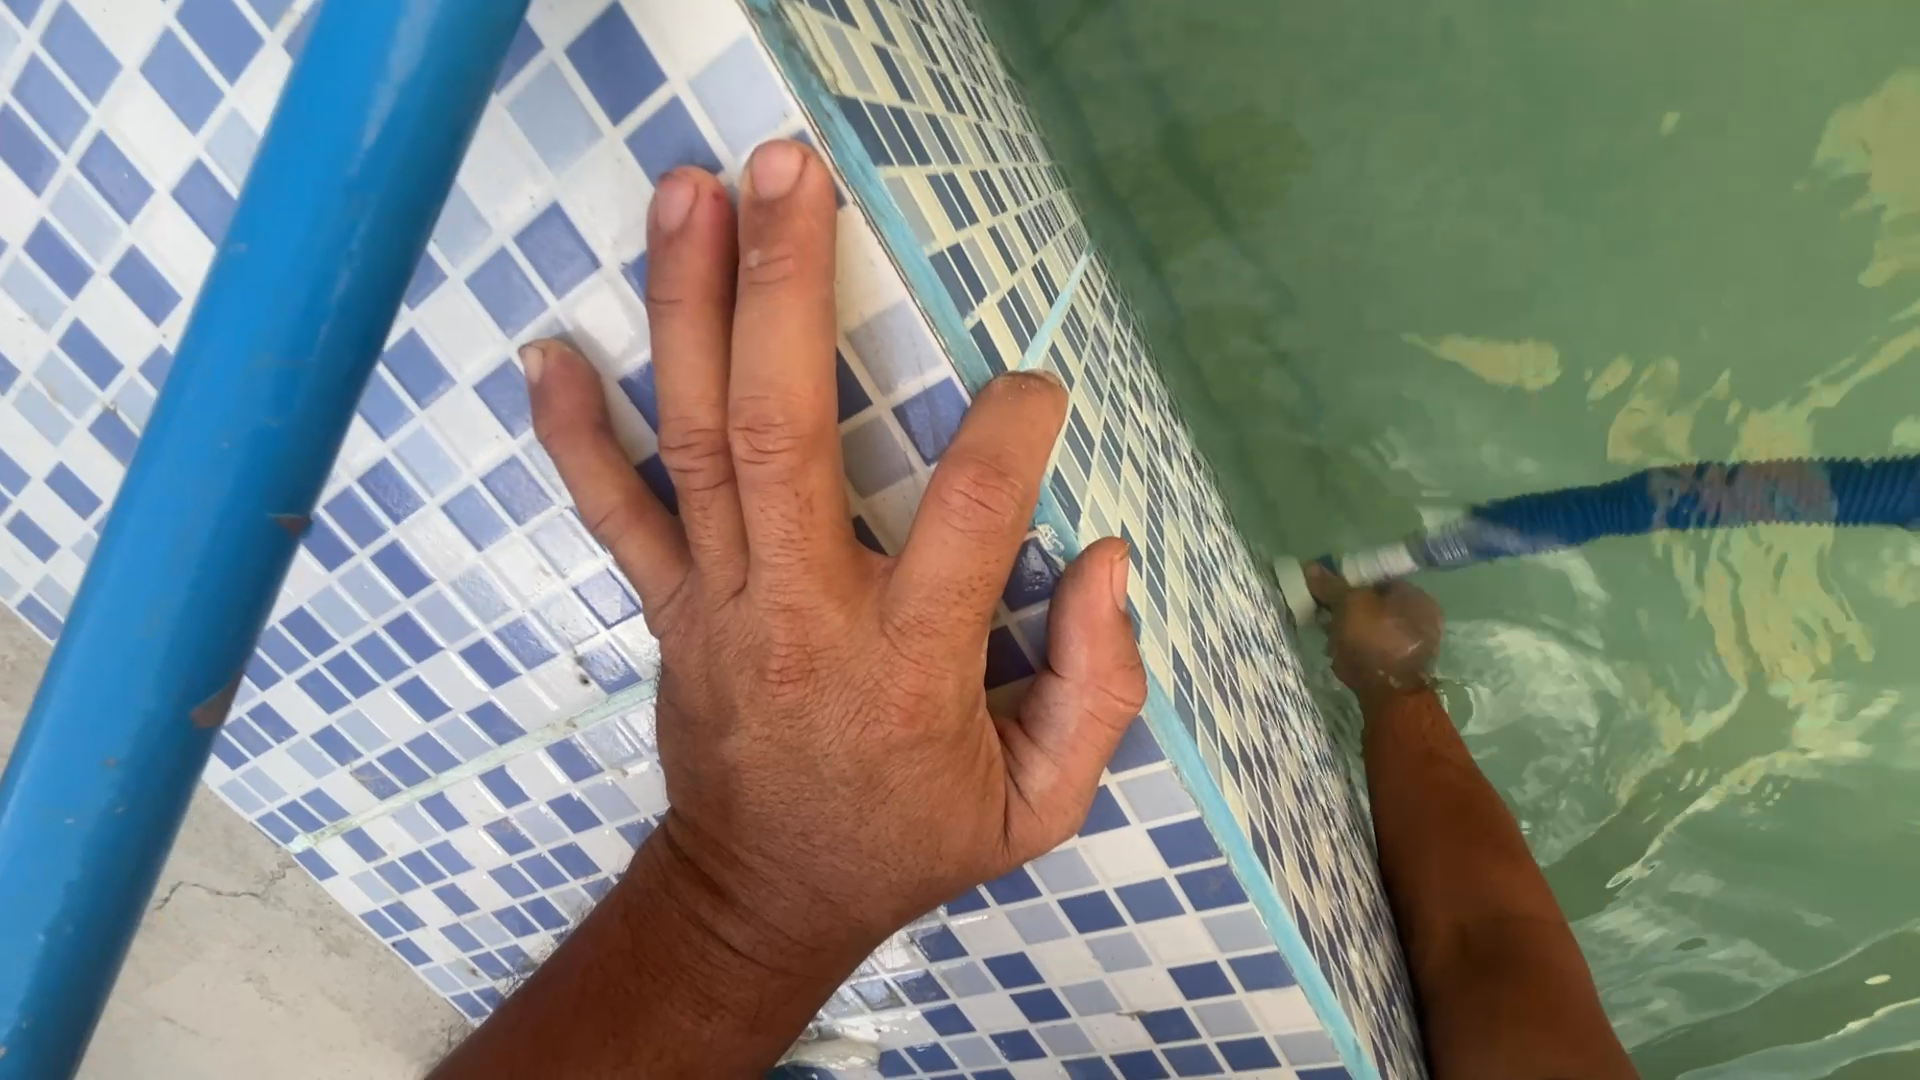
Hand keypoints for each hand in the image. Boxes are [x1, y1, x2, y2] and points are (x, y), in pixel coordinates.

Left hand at [523, 141, 1146, 974]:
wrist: (766, 896)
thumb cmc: (911, 842)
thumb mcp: (1041, 804)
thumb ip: (1099, 688)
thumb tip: (1111, 561)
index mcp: (910, 662)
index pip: (972, 508)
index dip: (1012, 425)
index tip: (1033, 390)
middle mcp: (802, 613)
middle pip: (785, 429)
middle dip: (788, 287)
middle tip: (791, 172)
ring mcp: (719, 604)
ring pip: (696, 442)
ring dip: (686, 308)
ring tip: (689, 192)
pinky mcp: (670, 610)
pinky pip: (616, 513)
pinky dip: (575, 433)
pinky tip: (550, 350)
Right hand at [1306, 564, 1442, 701]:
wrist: (1386, 692)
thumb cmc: (1372, 639)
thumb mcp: (1347, 604)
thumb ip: (1331, 585)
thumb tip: (1311, 565)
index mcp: (1417, 598)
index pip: (1380, 580)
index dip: (1351, 582)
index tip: (1329, 592)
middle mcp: (1423, 618)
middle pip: (1376, 604)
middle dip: (1348, 608)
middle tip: (1326, 614)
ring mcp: (1415, 644)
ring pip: (1373, 626)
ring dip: (1350, 628)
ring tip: (1329, 636)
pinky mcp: (1402, 665)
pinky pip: (1375, 646)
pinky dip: (1358, 646)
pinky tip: (1340, 651)